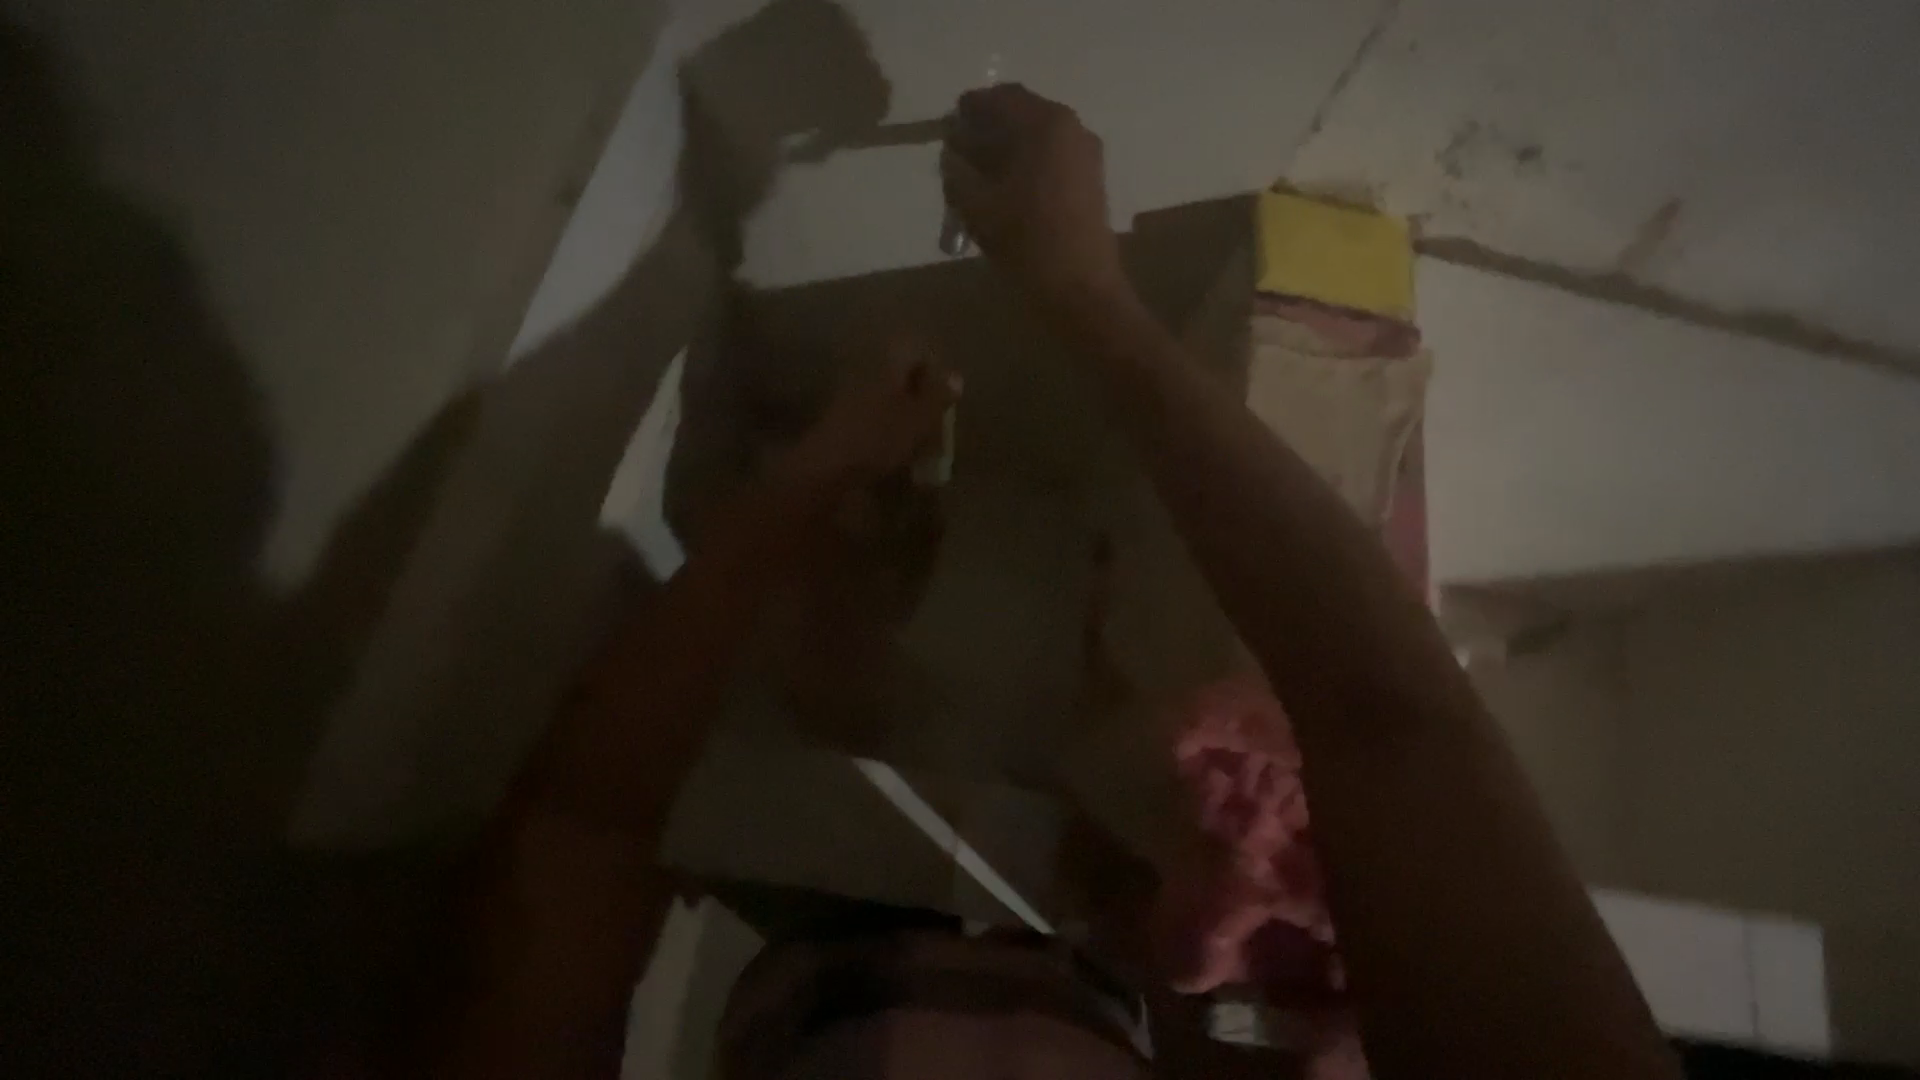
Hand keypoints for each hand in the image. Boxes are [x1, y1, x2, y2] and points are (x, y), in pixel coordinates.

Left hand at [782, 340, 960, 491]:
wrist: (825, 470)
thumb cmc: (878, 439)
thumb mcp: (919, 419)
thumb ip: (938, 397)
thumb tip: (956, 376)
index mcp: (885, 366)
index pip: (912, 349)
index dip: (932, 366)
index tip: (946, 392)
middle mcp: (865, 376)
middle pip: (898, 375)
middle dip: (920, 394)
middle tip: (938, 420)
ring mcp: (849, 402)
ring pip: (885, 399)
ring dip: (905, 416)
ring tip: (922, 442)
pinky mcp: (840, 427)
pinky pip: (872, 421)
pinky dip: (888, 433)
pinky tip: (897, 454)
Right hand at [941, 85, 1127, 304]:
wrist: (1079, 290)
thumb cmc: (1026, 243)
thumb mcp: (977, 207)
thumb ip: (956, 171)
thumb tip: (952, 153)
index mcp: (1044, 123)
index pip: (999, 98)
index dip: (969, 111)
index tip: (948, 128)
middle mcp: (1071, 128)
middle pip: (1021, 116)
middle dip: (988, 131)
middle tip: (961, 155)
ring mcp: (1086, 155)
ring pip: (1037, 140)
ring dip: (1007, 151)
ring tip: (980, 181)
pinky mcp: (1091, 183)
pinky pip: (1051, 161)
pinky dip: (1027, 167)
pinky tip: (1007, 195)